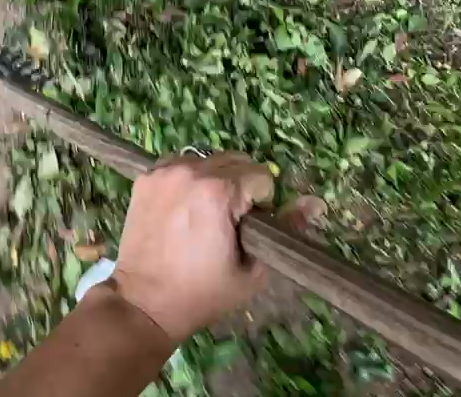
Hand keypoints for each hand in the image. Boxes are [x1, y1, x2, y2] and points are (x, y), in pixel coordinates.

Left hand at [100, 151, 274, 343]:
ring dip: (216, 179)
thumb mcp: (252, 270)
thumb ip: (285, 230)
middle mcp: (190, 170)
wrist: (144, 301)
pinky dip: (190, 178)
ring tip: (206, 215)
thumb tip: (316, 202)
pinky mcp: (147, 176)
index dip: (263, 203)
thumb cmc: (202, 292)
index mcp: (218, 190)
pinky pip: (181, 164)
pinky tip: (185, 207)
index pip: (261, 176)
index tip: (249, 228)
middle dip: (242, 186)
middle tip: (231, 223)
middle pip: (235, 160)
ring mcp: (165, 170)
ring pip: (208, 159)